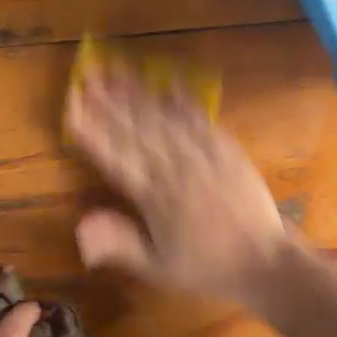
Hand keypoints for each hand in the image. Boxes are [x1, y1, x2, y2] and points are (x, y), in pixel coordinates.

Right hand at [64, 61, 288, 302]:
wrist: (264, 261)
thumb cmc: (204, 265)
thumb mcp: (157, 266)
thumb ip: (119, 244)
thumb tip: (80, 228)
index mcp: (153, 196)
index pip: (114, 155)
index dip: (90, 129)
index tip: (72, 106)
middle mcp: (175, 168)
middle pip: (135, 128)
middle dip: (108, 101)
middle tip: (88, 75)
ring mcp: (202, 153)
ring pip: (163, 116)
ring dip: (138, 92)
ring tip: (117, 70)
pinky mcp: (225, 146)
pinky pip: (199, 117)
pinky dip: (182, 97)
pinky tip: (167, 80)